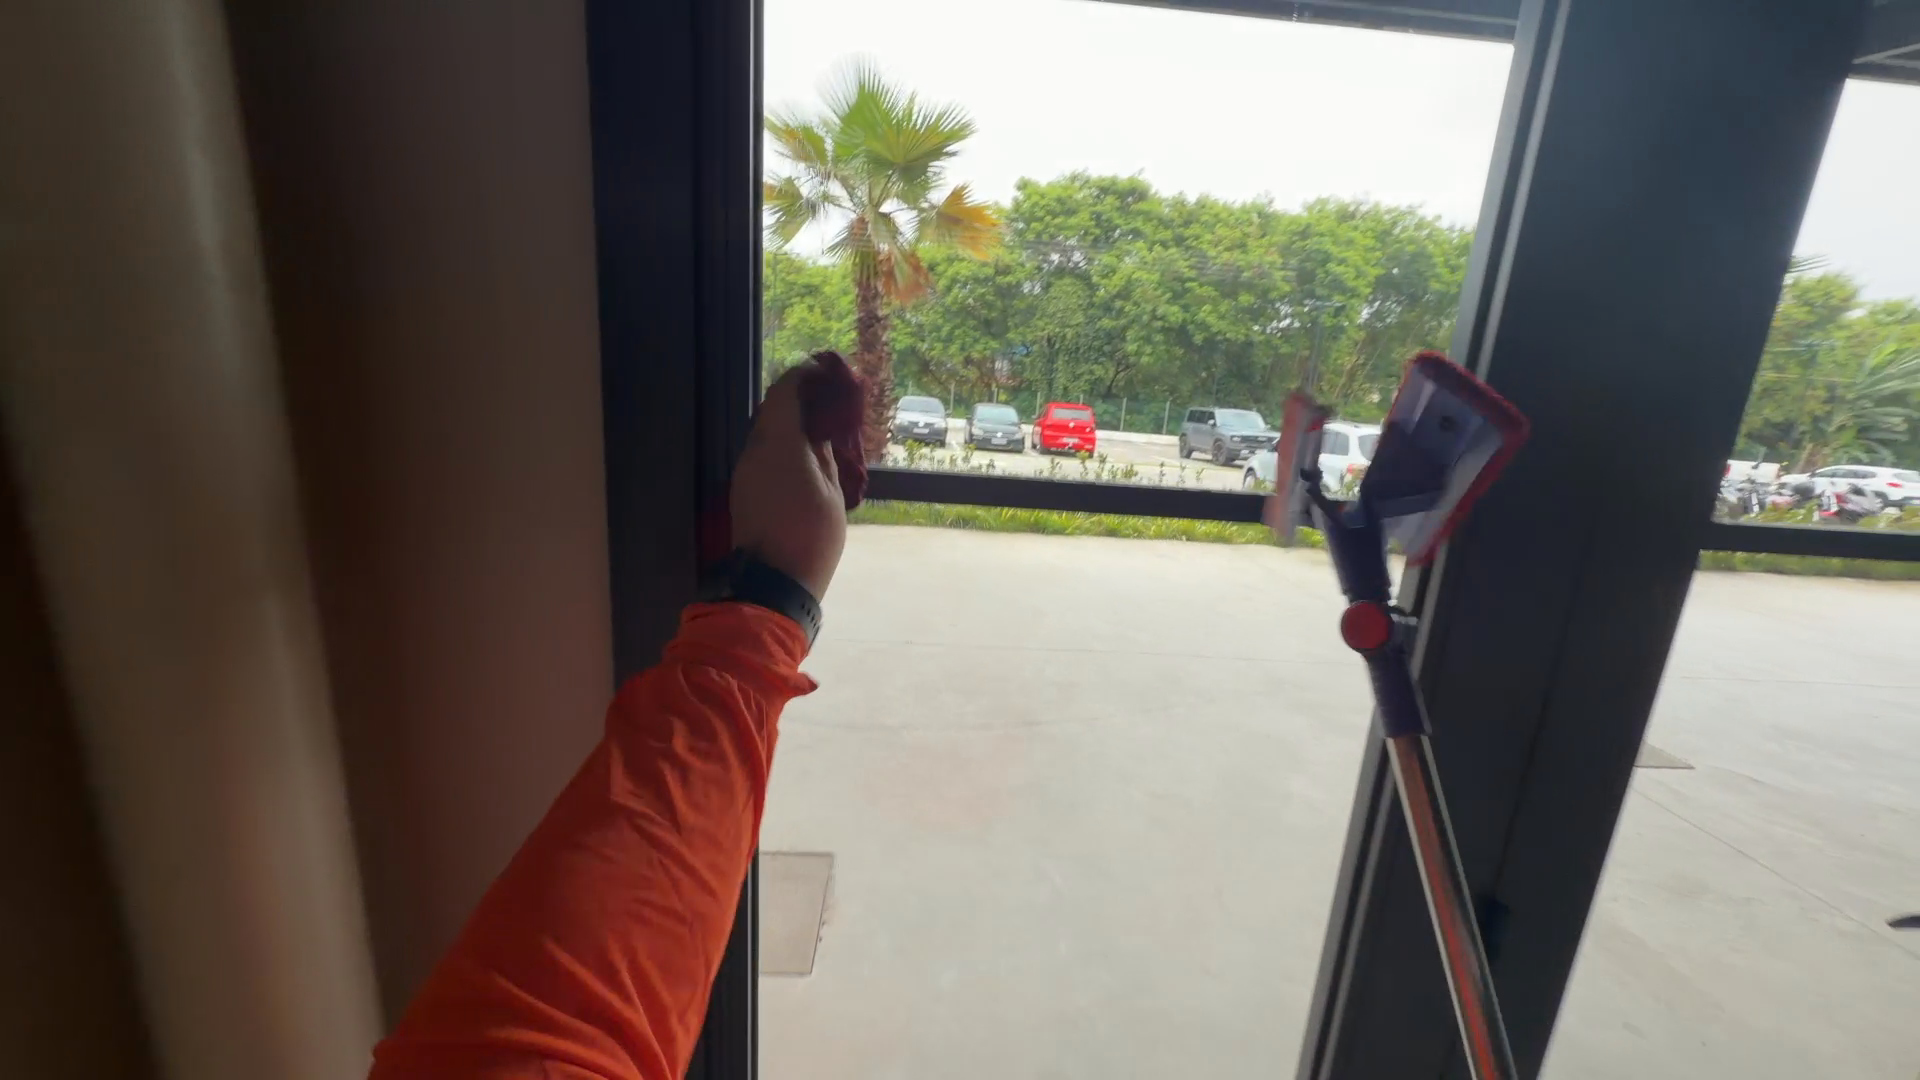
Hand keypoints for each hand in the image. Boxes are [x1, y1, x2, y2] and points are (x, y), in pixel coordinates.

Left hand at [731, 363, 846, 600]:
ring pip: (768, 432)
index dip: (805, 375)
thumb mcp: (832, 490)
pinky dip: (784, 444)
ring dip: (792, 423)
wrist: (774, 582)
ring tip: (823, 428)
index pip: (785, 392)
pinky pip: (765, 453)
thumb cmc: (811, 535)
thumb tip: (820, 427)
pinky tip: (807, 455)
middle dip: (800, 399)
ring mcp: (745, 470)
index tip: (827, 372)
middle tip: (831, 401)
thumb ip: (824, 451)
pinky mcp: (744, 489)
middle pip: (773, 410)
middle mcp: (754, 450)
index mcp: (778, 443)